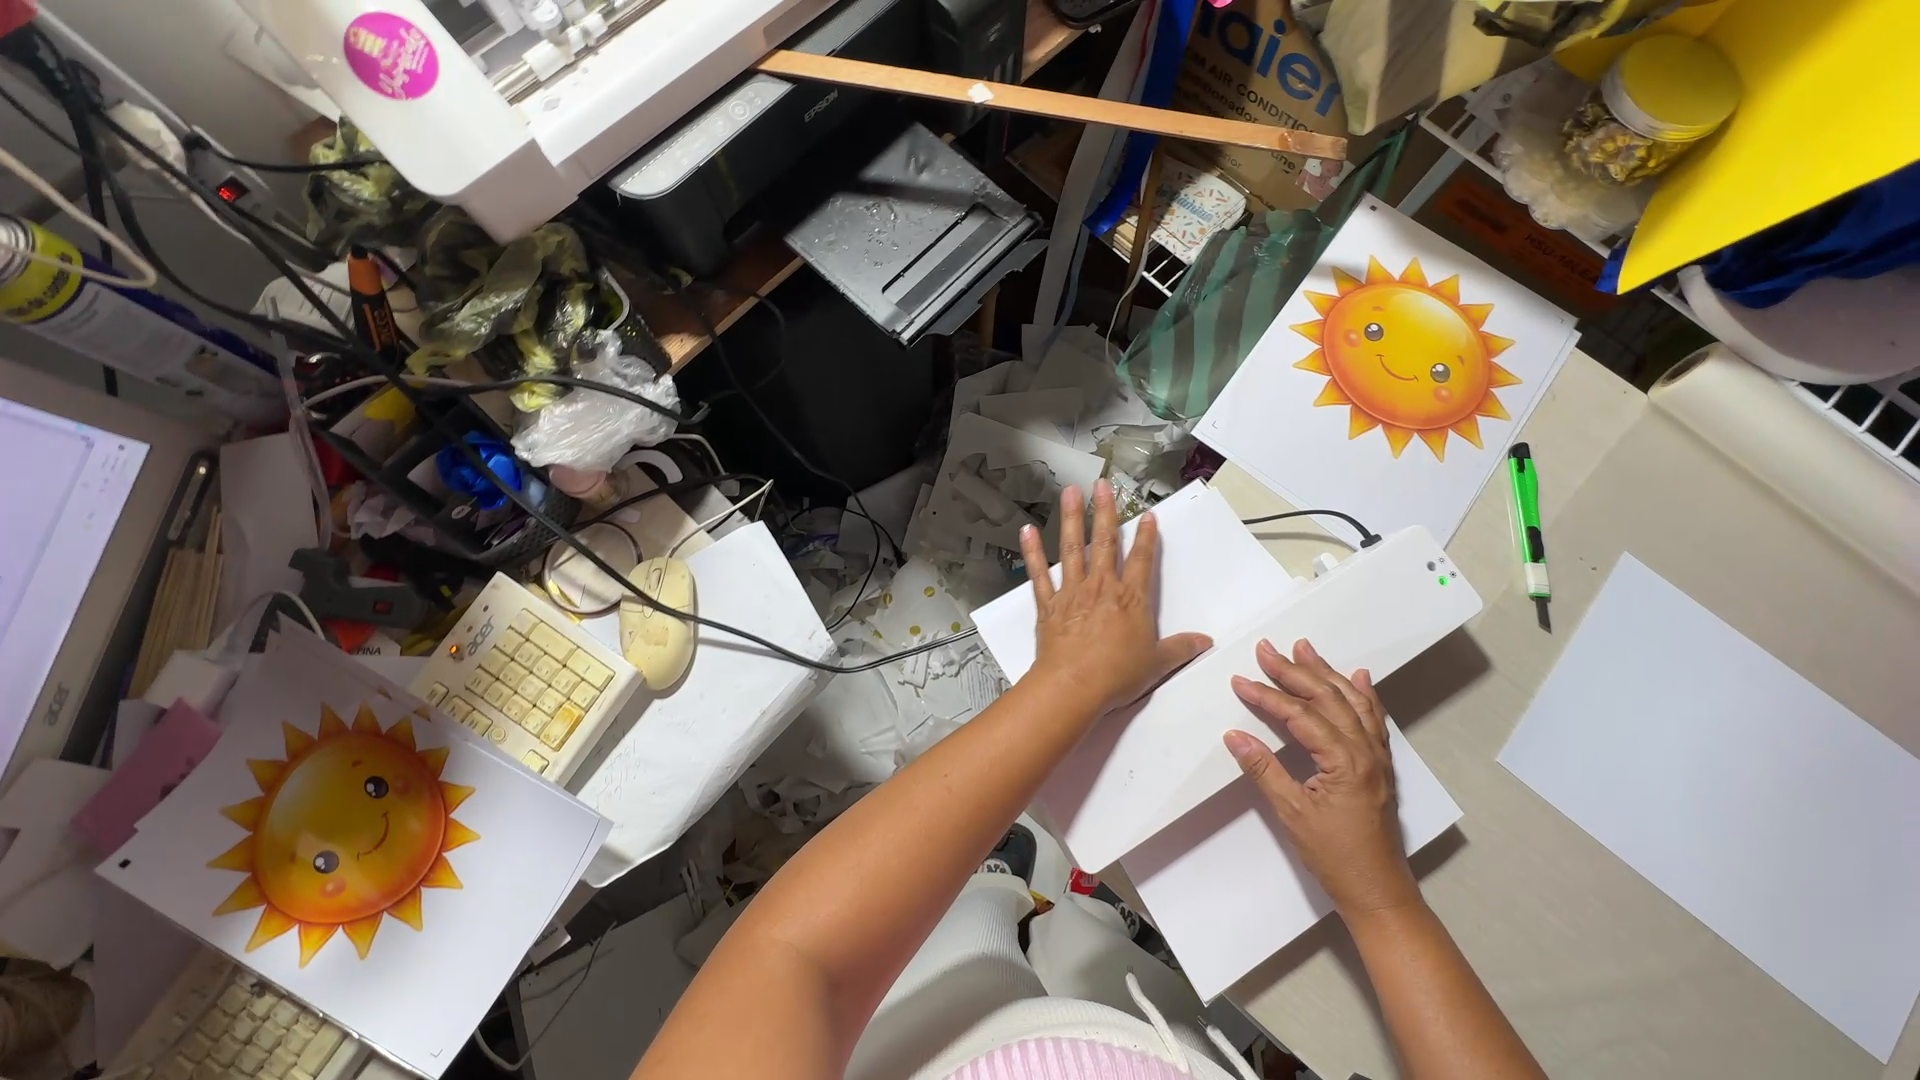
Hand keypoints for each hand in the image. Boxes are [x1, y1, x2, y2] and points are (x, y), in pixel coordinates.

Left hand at [1019, 480, 1210, 717]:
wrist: (1073, 687)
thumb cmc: (1115, 676)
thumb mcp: (1157, 664)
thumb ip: (1180, 649)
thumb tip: (1204, 642)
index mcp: (1131, 600)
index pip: (1142, 560)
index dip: (1146, 537)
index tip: (1147, 515)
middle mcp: (1101, 588)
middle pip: (1104, 542)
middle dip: (1105, 511)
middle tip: (1103, 485)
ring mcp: (1072, 593)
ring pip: (1071, 548)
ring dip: (1070, 518)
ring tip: (1070, 493)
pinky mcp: (1048, 605)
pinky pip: (1039, 574)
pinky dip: (1032, 552)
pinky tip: (1027, 531)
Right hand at [1223, 639, 1419, 917]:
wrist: (1378, 890)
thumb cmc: (1333, 855)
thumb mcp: (1291, 813)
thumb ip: (1263, 770)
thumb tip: (1234, 736)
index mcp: (1344, 760)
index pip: (1300, 716)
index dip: (1268, 696)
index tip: (1240, 680)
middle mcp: (1365, 751)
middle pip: (1328, 699)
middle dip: (1295, 672)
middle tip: (1268, 649)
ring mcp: (1376, 757)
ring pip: (1352, 703)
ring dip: (1326, 674)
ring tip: (1305, 649)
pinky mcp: (1380, 765)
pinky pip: (1373, 720)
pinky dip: (1363, 695)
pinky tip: (1358, 678)